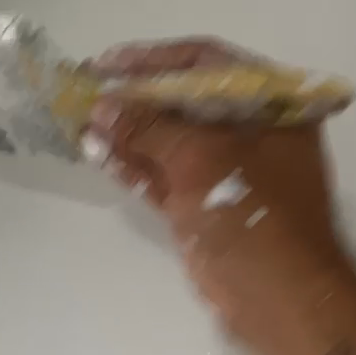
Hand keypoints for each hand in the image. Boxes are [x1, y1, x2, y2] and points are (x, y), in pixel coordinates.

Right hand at [81, 38, 355, 342]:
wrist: (276, 294)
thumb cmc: (252, 214)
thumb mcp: (201, 159)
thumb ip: (150, 128)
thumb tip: (102, 106)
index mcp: (269, 104)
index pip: (206, 64)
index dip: (153, 60)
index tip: (106, 63)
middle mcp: (248, 129)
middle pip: (181, 102)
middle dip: (132, 99)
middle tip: (85, 92)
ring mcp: (223, 170)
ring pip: (166, 141)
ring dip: (124, 132)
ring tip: (79, 121)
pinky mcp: (200, 204)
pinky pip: (161, 176)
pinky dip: (131, 165)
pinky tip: (96, 153)